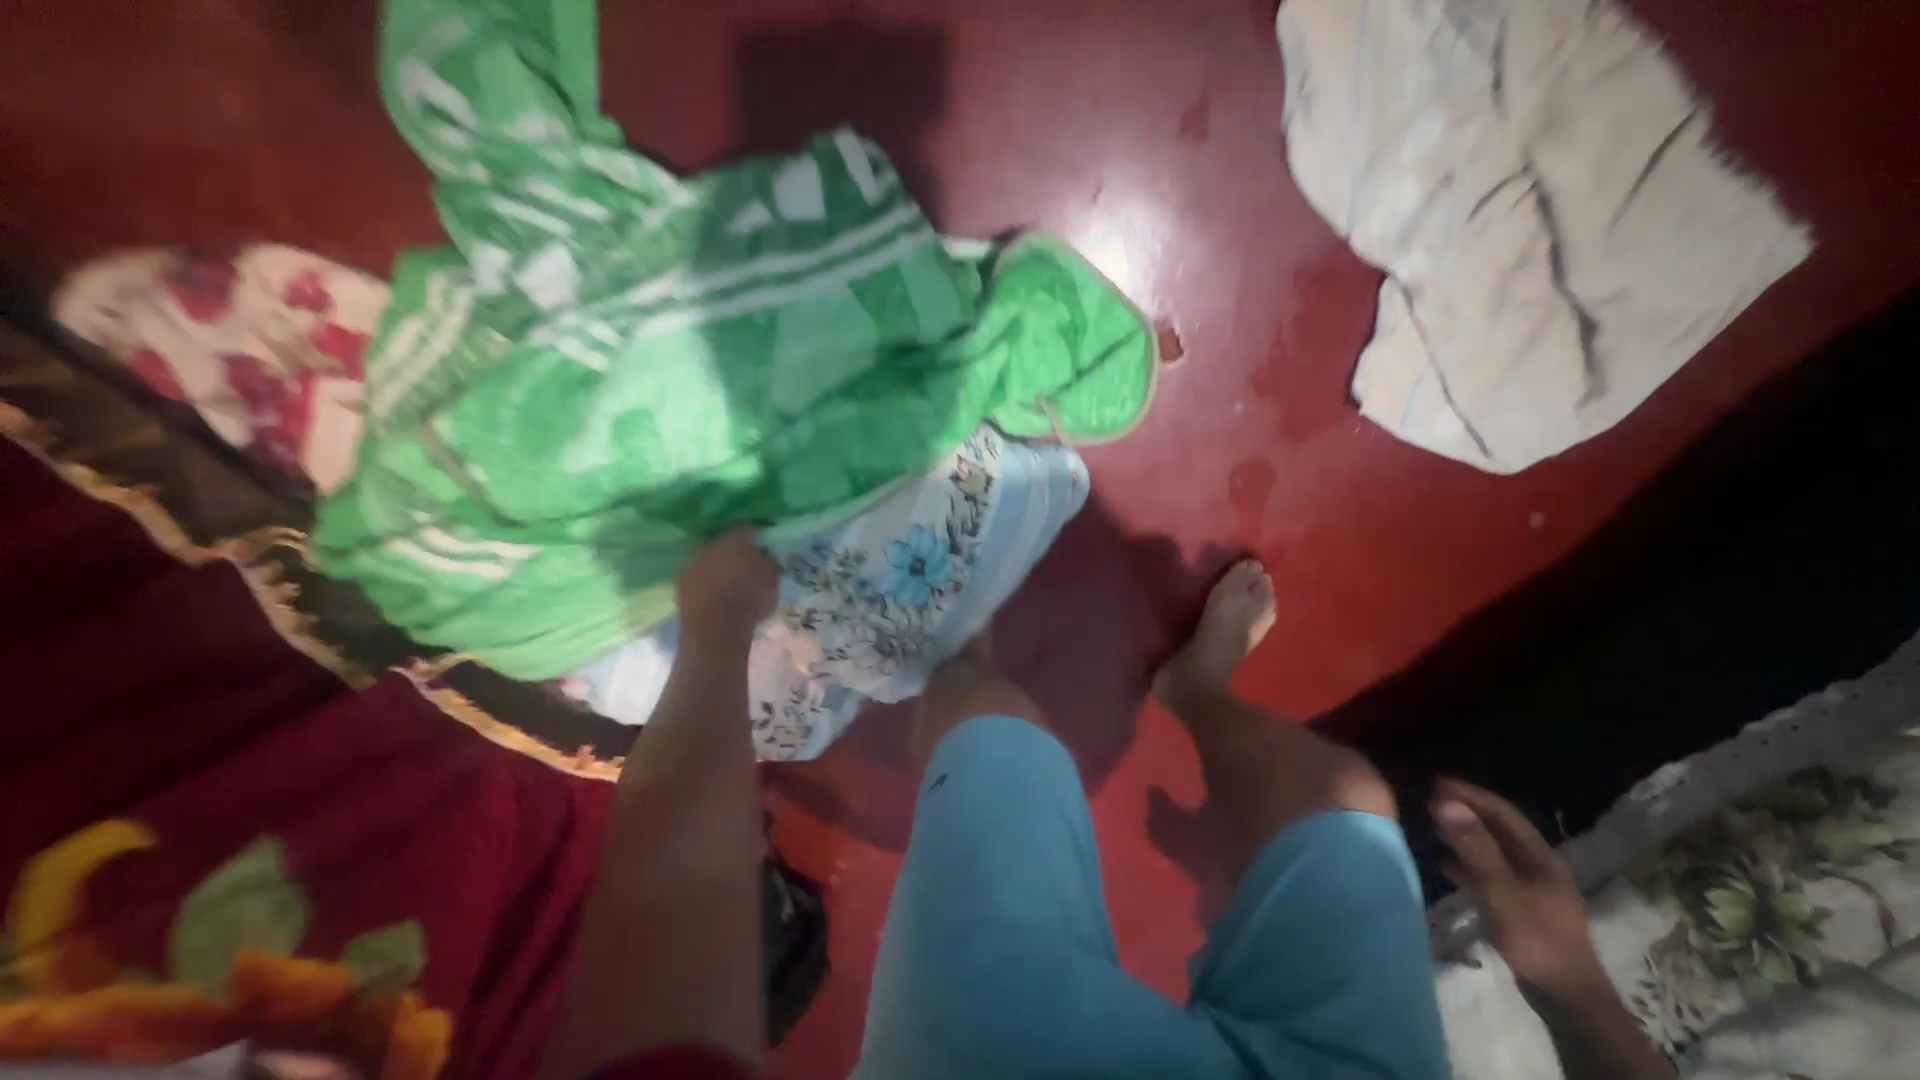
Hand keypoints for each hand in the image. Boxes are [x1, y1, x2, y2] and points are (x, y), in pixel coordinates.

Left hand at [676, 528, 778, 641]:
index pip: (749, 528)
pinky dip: (706, 582)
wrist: (715, 628)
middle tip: (747, 565)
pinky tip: (714, 595)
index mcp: (735, 538)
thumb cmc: (750, 599)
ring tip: (730, 583)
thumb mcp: (773, 578)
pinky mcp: (680, 583)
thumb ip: (769, 560)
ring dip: (718, 567)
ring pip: (709, 558)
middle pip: (725, 542)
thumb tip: (765, 552)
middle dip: (736, 551)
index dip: (758, 536)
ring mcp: (692, 562)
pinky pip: (697, 576)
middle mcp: (710, 544)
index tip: (765, 546)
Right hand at [1431, 779, 1608, 998]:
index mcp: (1539, 856)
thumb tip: (1445, 802)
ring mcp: (1531, 887)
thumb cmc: (1534, 937)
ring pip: (1493, 850)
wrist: (1565, 995)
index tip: (1436, 782)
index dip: (1470, 794)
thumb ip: (1474, 847)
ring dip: (1465, 835)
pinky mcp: (1521, 906)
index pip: (1503, 813)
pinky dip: (1466, 863)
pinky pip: (1489, 873)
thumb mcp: (1500, 889)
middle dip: (1466, 811)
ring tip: (1433, 826)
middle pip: (1499, 829)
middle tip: (1429, 799)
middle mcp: (1537, 866)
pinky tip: (1446, 865)